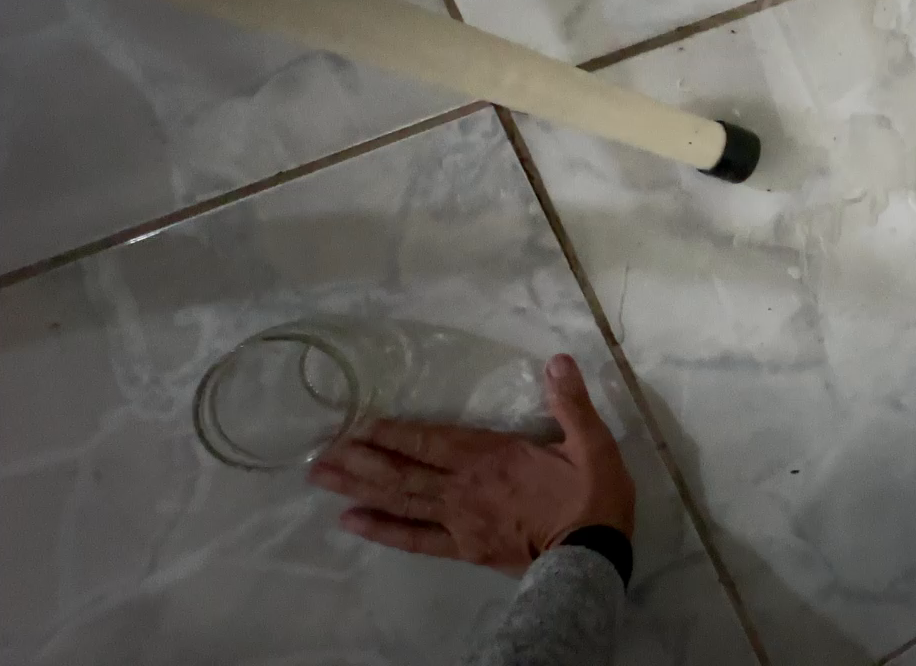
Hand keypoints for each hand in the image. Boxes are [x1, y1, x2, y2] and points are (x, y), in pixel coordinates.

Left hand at [308, 353, 634, 576]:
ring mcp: (460, 521)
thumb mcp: (593, 441)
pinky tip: (351, 521)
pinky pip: (413, 539)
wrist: (589, 554)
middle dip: (364, 459)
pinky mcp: (463, 548)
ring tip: (322, 477)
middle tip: (322, 449)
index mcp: (497, 456)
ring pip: (402, 501)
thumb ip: (571, 402)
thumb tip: (557, 361)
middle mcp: (467, 487)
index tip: (361, 423)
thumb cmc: (592, 492)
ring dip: (360, 487)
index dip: (398, 432)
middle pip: (406, 471)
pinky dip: (381, 530)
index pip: (436, 441)